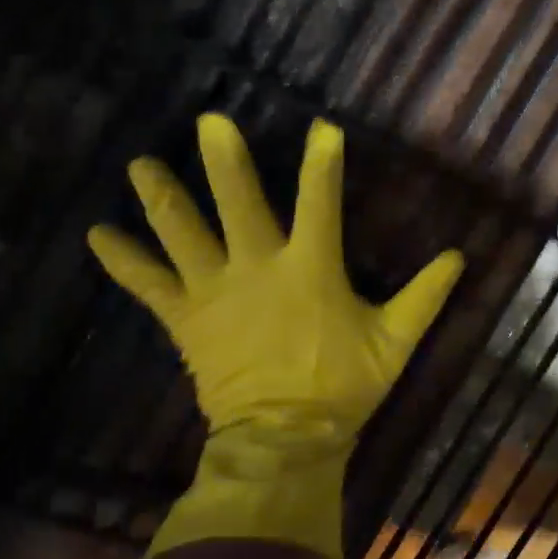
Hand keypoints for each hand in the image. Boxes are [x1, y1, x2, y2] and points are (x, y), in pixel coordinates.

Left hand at [88, 114, 463, 558]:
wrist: (283, 437)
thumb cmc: (345, 384)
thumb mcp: (398, 340)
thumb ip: (426, 295)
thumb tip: (459, 256)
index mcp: (312, 269)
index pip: (321, 203)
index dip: (323, 164)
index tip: (323, 127)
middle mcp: (257, 268)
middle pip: (238, 205)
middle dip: (224, 161)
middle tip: (210, 121)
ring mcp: (215, 292)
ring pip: (182, 234)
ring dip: (161, 196)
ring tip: (139, 163)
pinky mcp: (186, 319)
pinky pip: (148, 285)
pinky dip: (123, 259)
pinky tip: (98, 234)